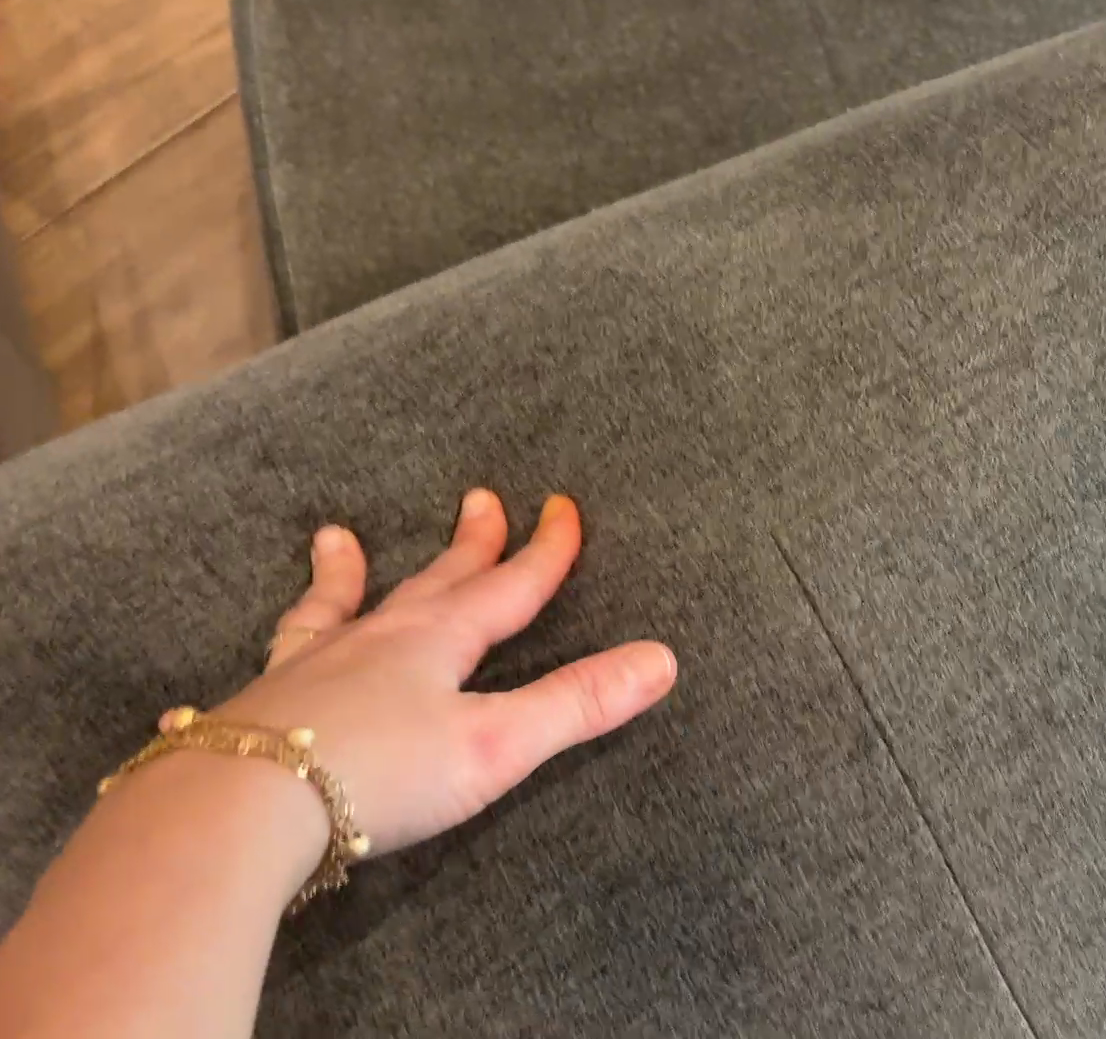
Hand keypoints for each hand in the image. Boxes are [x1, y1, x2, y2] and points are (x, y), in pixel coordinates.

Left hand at [217, 491, 675, 855]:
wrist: (229, 818)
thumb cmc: (379, 772)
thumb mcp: (499, 741)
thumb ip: (581, 701)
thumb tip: (665, 659)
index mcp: (442, 639)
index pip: (511, 583)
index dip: (546, 548)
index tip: (564, 507)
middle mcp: (380, 639)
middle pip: (441, 579)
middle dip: (472, 541)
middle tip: (484, 498)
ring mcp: (313, 667)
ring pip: (348, 606)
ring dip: (353, 572)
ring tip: (338, 538)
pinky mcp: (262, 706)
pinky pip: (278, 656)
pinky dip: (280, 640)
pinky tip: (274, 637)